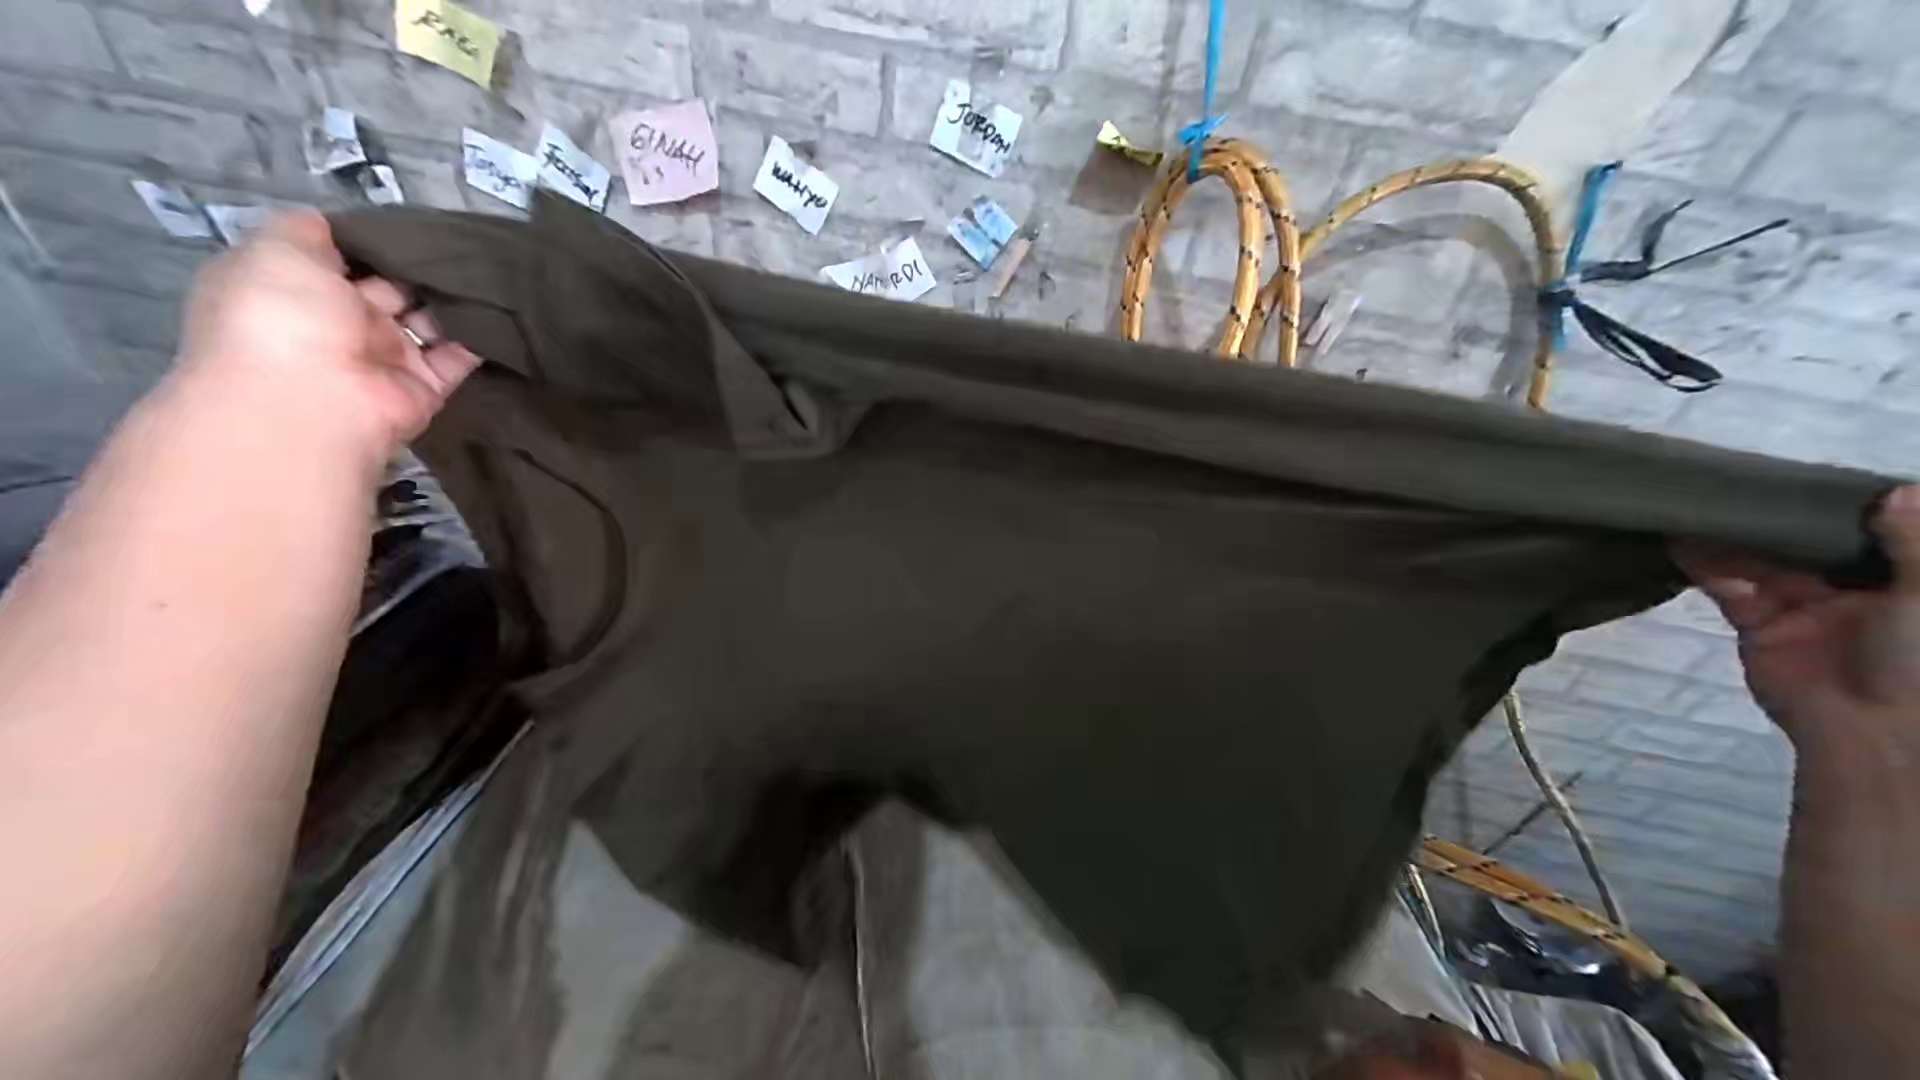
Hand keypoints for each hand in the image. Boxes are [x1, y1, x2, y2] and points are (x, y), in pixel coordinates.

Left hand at [174, 209, 479, 463]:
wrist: (316, 398)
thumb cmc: (284, 315)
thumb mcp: (279, 251)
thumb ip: (308, 230)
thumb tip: (335, 223)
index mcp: (294, 288)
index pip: (336, 257)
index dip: (367, 240)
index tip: (405, 224)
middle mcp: (339, 322)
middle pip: (389, 288)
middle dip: (418, 269)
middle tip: (456, 246)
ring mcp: (384, 356)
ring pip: (426, 321)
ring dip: (451, 301)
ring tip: (484, 275)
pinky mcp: (425, 385)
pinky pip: (457, 357)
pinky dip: (477, 339)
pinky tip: (497, 314)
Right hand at [1681, 486, 1919, 766]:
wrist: (1876, 728)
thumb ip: (1915, 543)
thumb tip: (1894, 491)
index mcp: (1908, 583)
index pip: (1877, 535)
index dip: (1848, 507)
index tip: (1811, 476)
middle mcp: (1858, 592)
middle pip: (1811, 547)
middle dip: (1776, 521)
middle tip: (1736, 485)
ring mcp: (1803, 608)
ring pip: (1763, 565)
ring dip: (1732, 542)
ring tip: (1696, 510)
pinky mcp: (1758, 624)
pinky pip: (1730, 591)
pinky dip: (1708, 569)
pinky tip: (1684, 546)